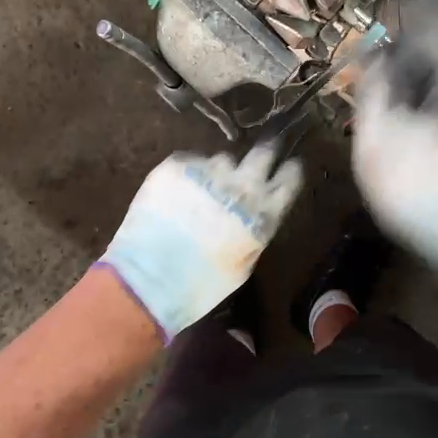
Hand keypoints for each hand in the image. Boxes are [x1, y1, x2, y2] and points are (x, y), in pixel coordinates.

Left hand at [97, 145, 301, 340]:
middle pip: (263, 153)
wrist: (148, 282)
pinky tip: (177, 196)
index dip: (287, 172)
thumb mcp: (243, 263)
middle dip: (264, 152)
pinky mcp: (177, 166)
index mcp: (262, 213)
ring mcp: (208, 172)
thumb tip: (257, 209)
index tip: (285, 169)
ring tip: (202, 193)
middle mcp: (240, 186)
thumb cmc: (200, 285)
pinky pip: (190, 162)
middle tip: (254, 162)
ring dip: (218, 173)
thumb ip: (256, 228)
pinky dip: (188, 175)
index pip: (289, 178)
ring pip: (222, 160)